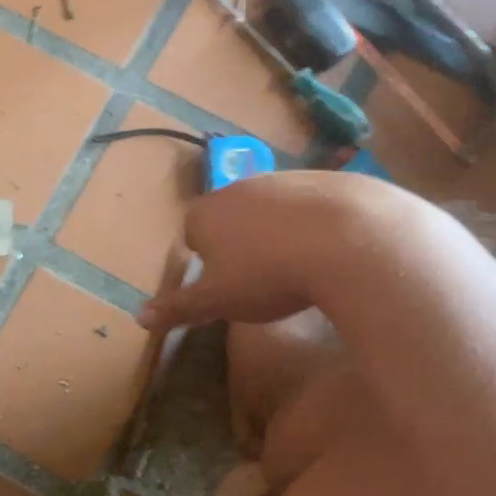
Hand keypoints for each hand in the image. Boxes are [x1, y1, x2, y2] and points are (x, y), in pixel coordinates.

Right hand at [137, 171, 433, 332]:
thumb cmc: (268, 275)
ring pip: (273, 209)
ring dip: (277, 233)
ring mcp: (289, 178)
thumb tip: (140, 317)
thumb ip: (177, 308)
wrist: (355, 241)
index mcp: (206, 213)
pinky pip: (314, 206)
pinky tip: (332, 253)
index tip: (222, 283)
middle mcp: (242, 187)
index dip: (204, 259)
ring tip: (297, 268)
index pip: (191, 233)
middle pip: (231, 217)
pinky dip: (317, 226)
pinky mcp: (334, 180)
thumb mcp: (216, 302)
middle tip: (258, 278)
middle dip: (239, 243)